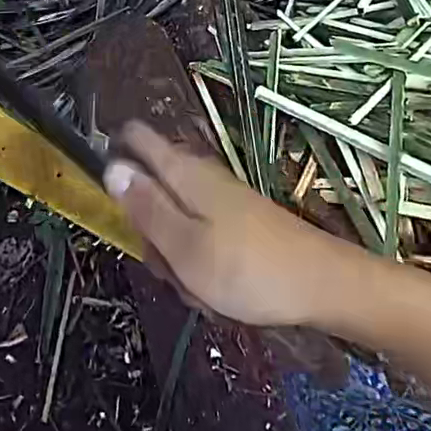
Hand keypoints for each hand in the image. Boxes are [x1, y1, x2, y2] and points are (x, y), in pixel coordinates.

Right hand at [103, 122, 369, 327]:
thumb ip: (145, 206)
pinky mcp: (236, 222)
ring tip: (198, 285)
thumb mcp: (183, 245)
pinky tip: (216, 291)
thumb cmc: (246, 269)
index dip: (116, 154)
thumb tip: (110, 167)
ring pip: (174, 223)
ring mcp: (221, 199)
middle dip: (150, 231)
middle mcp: (201, 177)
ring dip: (176, 258)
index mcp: (184, 173)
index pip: (140, 139)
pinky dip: (199, 266)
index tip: (109, 194)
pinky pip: (198, 238)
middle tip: (167, 263)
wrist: (321, 285)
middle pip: (151, 191)